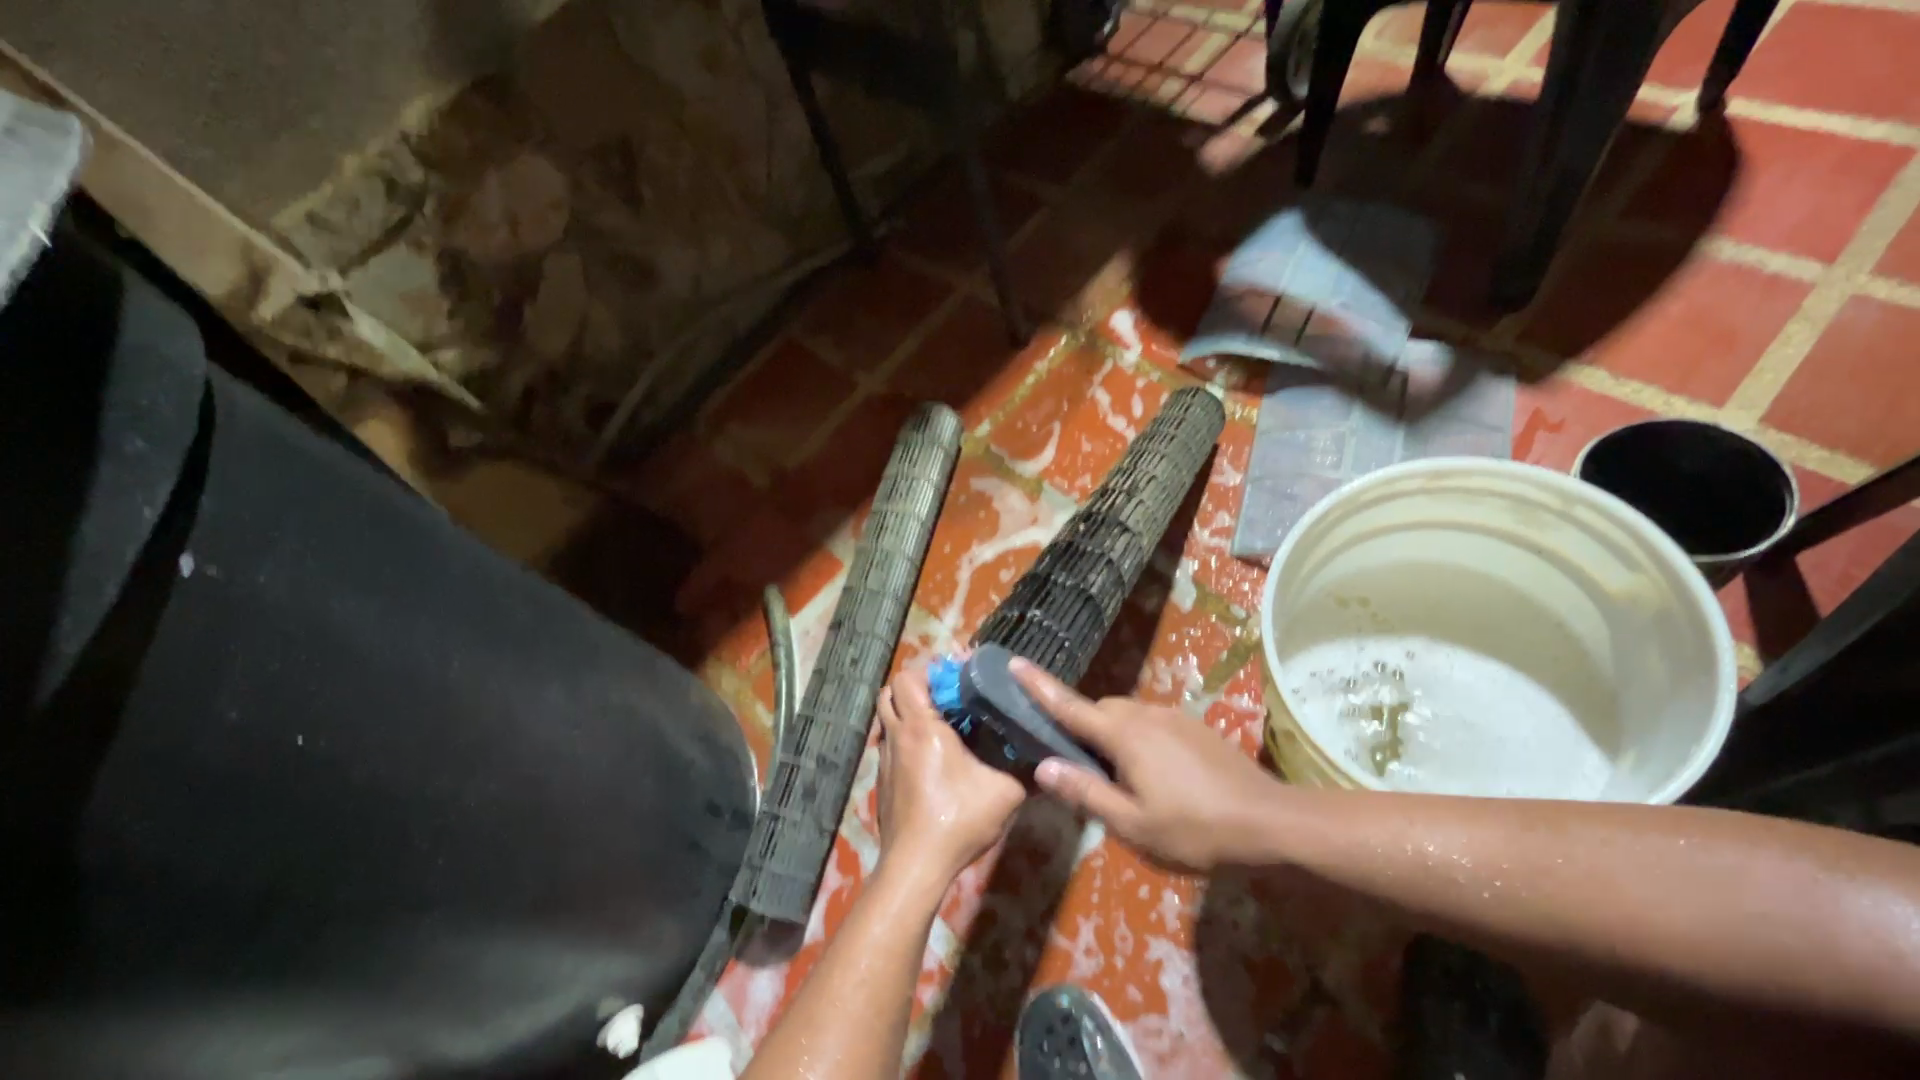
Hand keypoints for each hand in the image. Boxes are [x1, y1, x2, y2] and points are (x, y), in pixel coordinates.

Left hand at [875, 666, 1026, 881]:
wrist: (915, 864)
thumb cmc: (958, 820)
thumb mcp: (1005, 793)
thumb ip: (1023, 770)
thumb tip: (1042, 759)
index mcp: (922, 727)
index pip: (908, 678)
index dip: (930, 672)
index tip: (957, 679)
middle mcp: (897, 736)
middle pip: (891, 693)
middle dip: (916, 688)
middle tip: (947, 699)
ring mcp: (884, 760)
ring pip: (887, 720)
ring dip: (907, 714)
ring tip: (940, 727)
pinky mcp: (882, 782)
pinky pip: (889, 746)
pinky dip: (905, 741)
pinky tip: (931, 761)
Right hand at [1010, 657, 1284, 871]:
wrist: (1268, 822)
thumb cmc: (1194, 829)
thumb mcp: (1132, 824)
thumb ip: (1086, 793)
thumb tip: (1044, 766)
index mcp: (1125, 736)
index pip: (1070, 706)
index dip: (1039, 687)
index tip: (1014, 663)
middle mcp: (1146, 716)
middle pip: (1100, 711)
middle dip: (1080, 727)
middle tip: (1075, 765)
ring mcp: (1175, 718)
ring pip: (1127, 717)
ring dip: (1111, 736)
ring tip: (1116, 778)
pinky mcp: (1194, 728)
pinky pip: (1151, 724)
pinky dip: (1137, 740)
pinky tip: (1152, 776)